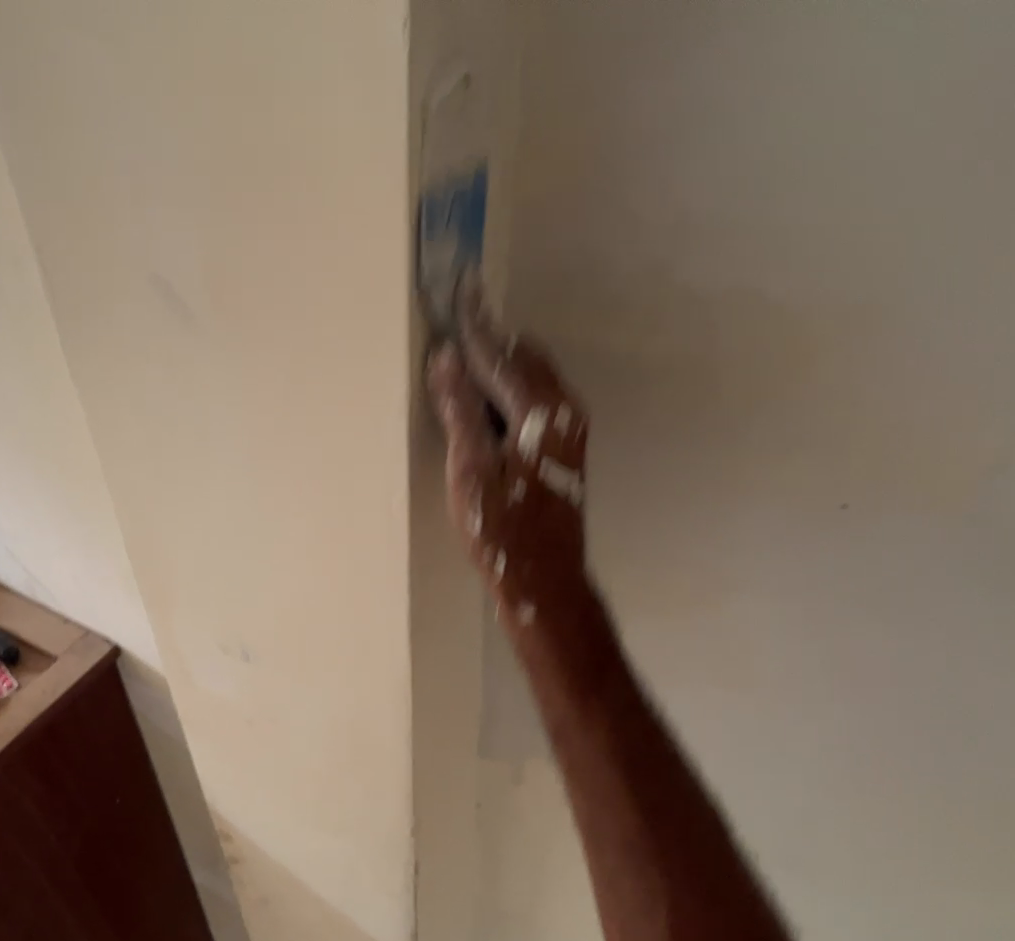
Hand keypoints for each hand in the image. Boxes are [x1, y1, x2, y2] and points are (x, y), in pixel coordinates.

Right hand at [426, 283, 590, 632]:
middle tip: (461, 313)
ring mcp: (568, 429)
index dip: (475, 324)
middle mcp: (563, 410)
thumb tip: (446, 358)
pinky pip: (535, 394)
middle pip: (524, 356)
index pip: (500, 354)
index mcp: (539, 411)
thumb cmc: (501, 527)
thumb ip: (459, 410)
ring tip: (468, 347)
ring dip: (501, 358)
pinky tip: (487, 392)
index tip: (459, 290)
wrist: (544, 576)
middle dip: (491, 335)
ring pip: (533, 374)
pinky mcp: (564, 446)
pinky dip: (509, 382)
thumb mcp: (470, 469)